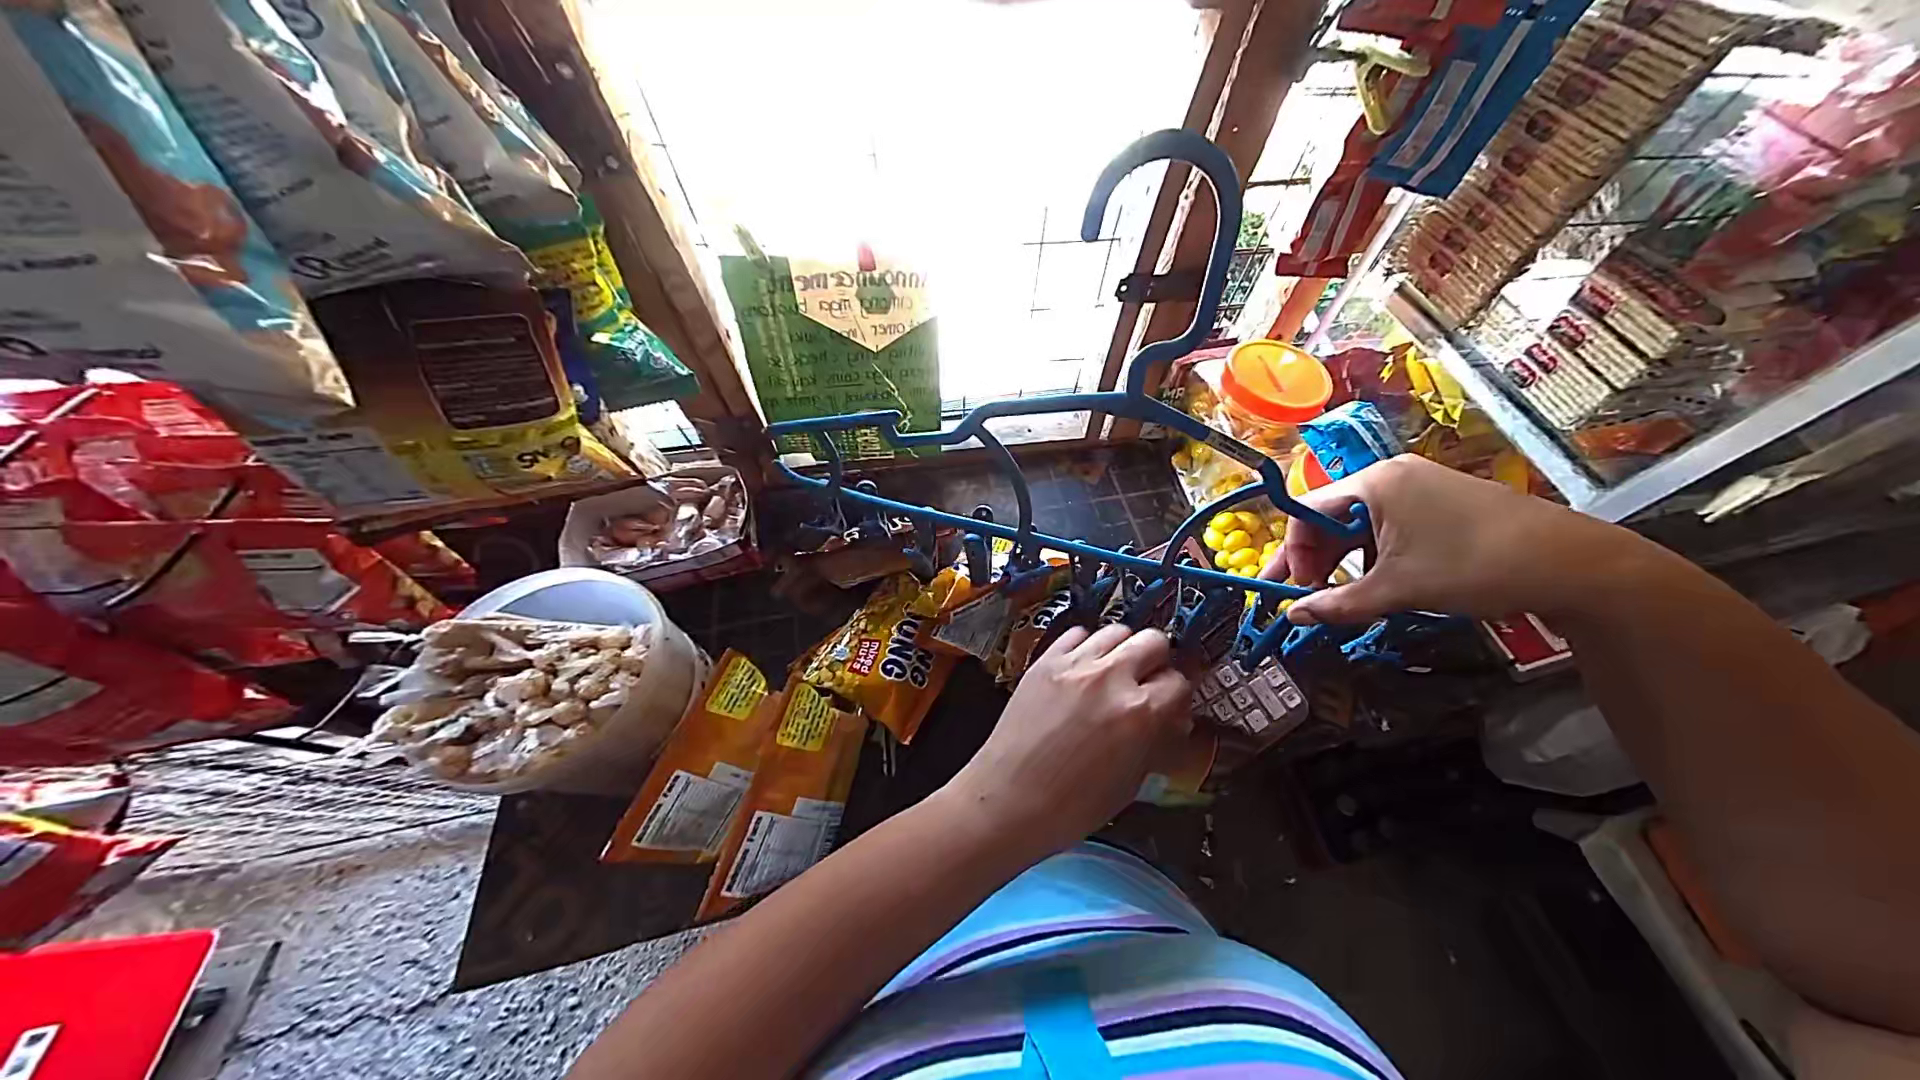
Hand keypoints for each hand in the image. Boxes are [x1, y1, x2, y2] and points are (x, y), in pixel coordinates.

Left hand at [939, 624, 1190, 854]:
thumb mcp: (1131, 781)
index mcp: (1139, 713)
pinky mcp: (1045, 660)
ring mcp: (1074, 664)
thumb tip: (1172, 722)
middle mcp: (1110, 678)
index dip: (1178, 695)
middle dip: (1156, 661)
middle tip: (1147, 682)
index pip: (1179, 682)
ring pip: (1116, 631)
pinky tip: (1082, 667)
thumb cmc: (1072, 805)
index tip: (1171, 704)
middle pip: (1153, 641)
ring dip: (1122, 650)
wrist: (1009, 798)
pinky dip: (1086, 645)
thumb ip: (1156, 742)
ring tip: (1114, 673)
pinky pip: (1076, 634)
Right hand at [1263, 454, 1665, 625]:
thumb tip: (1293, 616)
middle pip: (1332, 516)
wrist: (1576, 565)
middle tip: (1311, 596)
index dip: (1292, 552)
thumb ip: (1337, 603)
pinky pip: (1389, 526)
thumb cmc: (1473, 566)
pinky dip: (1376, 555)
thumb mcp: (1397, 589)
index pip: (1308, 512)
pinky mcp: (1443, 502)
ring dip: (1346, 561)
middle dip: (1317, 558)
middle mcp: (1393, 475)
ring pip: (1361, 524)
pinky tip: (1380, 582)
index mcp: (1374, 482)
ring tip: (1346, 595)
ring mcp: (1421, 486)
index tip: (1291, 588)